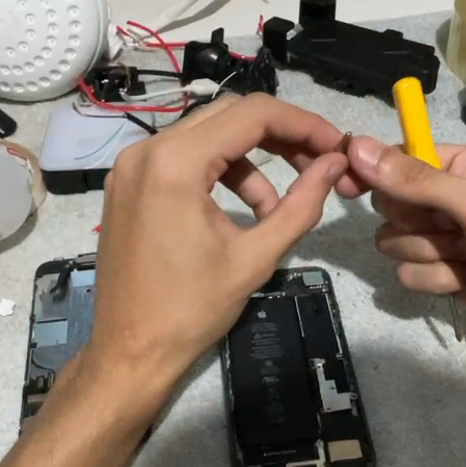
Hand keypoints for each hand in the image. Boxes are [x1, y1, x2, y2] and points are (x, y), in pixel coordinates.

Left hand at [86, 96, 352, 399]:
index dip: (304, 124)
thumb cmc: (191, 311)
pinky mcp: (128, 185)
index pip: (253, 114)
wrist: (130, 352)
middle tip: (319, 165)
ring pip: (207, 136)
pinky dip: (220, 173)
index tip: (337, 147)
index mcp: (174, 163)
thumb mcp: (255, 258)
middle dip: (281, 137)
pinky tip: (244, 211)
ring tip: (278, 207)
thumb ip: (301, 205)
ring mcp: (130, 166)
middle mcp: (145, 150)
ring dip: (251, 160)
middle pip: (229, 116)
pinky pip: (182, 159)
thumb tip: (336, 164)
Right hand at [348, 136, 465, 367]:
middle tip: (449, 228)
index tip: (348, 185)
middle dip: (413, 222)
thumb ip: (415, 179)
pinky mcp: (449, 279)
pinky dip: (438, 281)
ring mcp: (451, 242)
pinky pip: (411, 275)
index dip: (376, 172)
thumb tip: (355, 146)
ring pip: (396, 244)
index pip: (401, 160)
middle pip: (392, 205)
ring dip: (428, 255)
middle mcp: (454, 200)